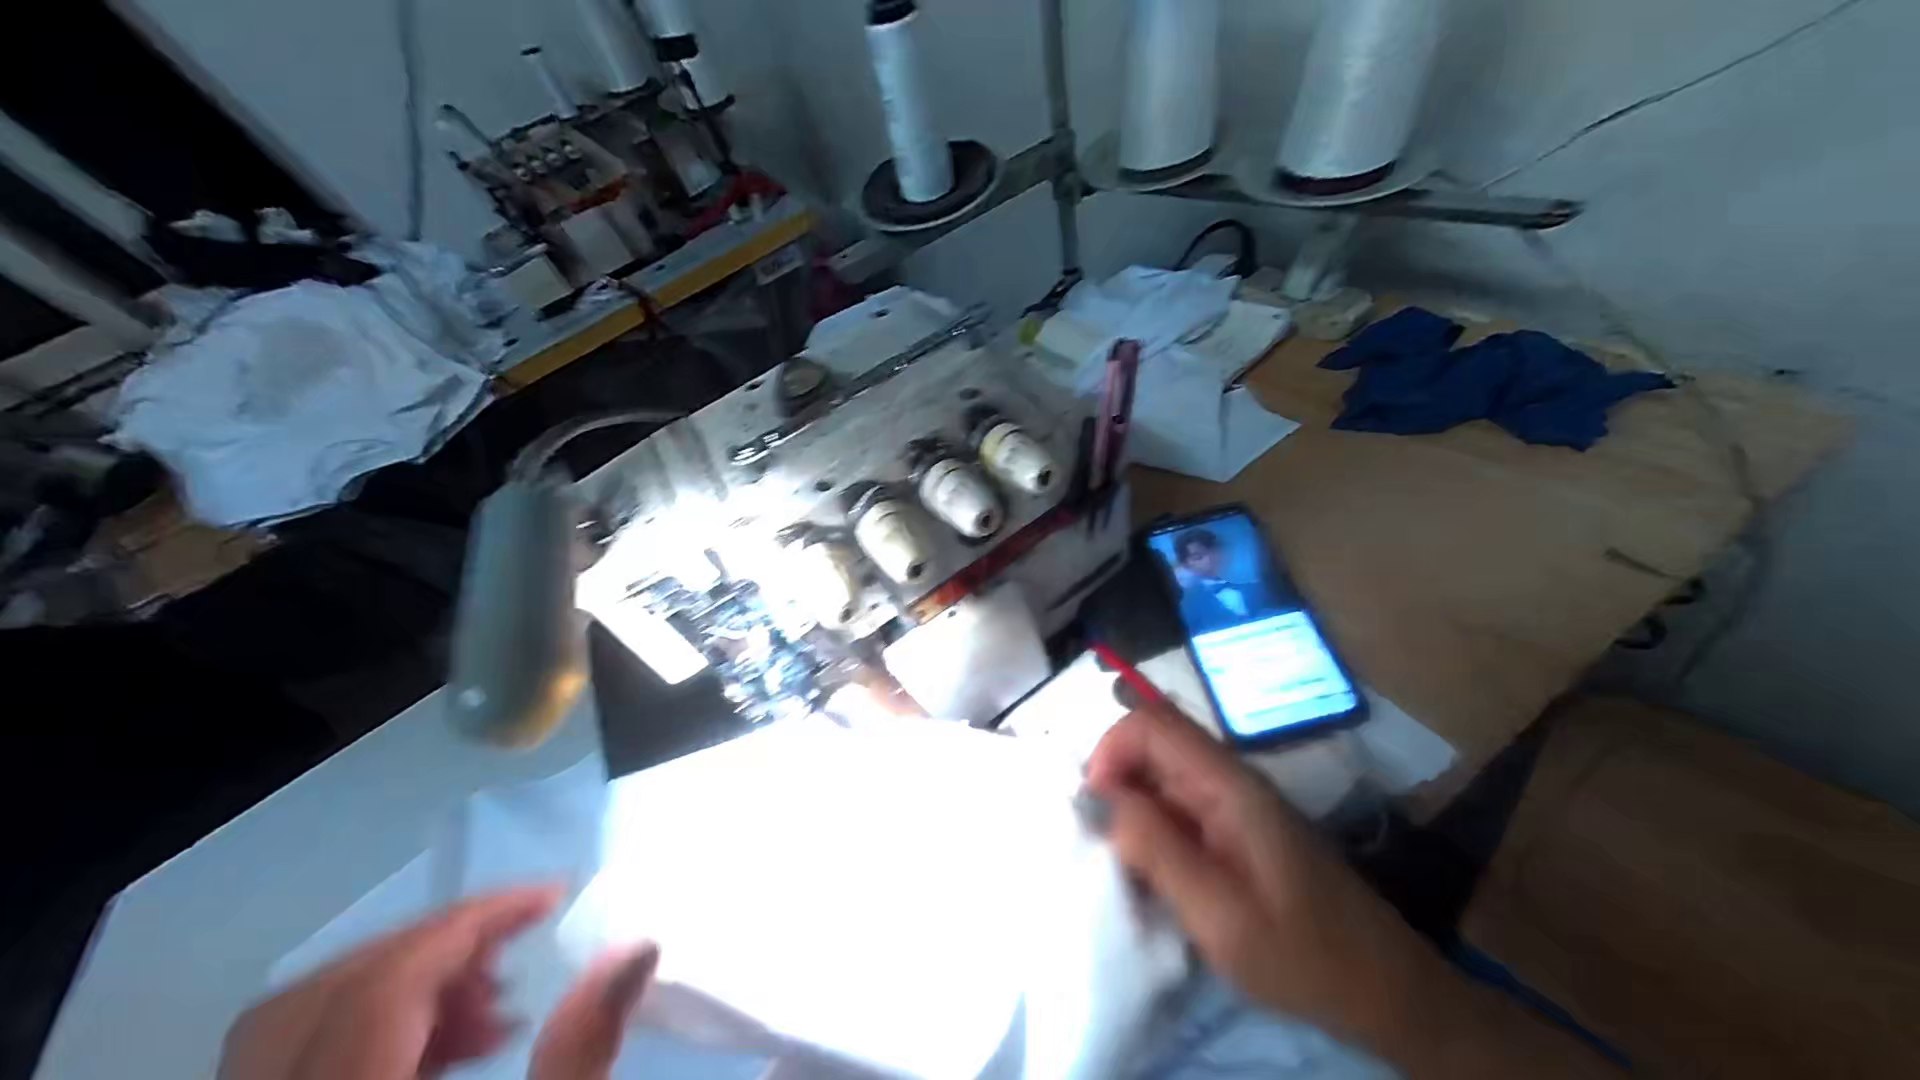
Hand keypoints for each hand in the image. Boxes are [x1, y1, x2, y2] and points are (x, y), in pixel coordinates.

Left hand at [219, 887, 658, 1079]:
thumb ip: (582, 1054)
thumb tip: (636, 948)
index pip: (387, 986)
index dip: (471, 922)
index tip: (552, 897)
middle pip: (323, 995)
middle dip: (430, 949)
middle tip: (515, 948)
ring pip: (299, 1030)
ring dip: (404, 988)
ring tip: (494, 1005)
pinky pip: (301, 1070)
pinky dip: (383, 1033)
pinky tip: (456, 1052)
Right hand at [1086, 707, 1616, 1076]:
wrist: (1389, 994)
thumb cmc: (1305, 957)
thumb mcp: (1221, 917)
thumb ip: (1157, 850)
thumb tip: (1098, 799)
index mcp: (1230, 785)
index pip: (1154, 724)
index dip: (1111, 749)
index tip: (1095, 807)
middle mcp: (1229, 779)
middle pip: (1154, 742)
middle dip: (1113, 777)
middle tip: (1102, 838)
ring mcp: (1234, 802)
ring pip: (1161, 772)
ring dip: (1129, 801)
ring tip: (1120, 857)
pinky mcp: (1235, 827)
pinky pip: (1176, 803)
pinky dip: (1149, 823)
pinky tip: (1148, 867)